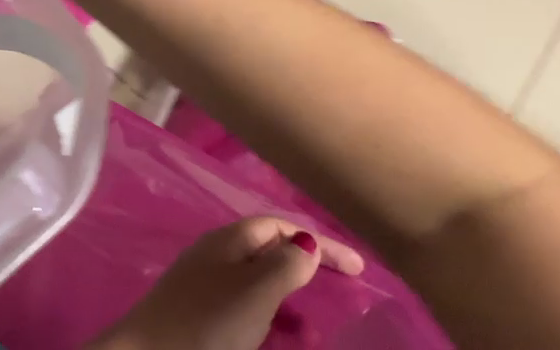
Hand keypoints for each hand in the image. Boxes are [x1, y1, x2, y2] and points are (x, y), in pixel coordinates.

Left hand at [91, 217, 365, 349]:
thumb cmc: (209, 320)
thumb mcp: (254, 291)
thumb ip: (282, 265)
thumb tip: (305, 241)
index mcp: (224, 241)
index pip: (275, 226)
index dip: (317, 240)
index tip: (360, 268)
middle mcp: (211, 254)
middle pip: (265, 248)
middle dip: (303, 262)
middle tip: (345, 286)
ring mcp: (202, 282)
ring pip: (255, 278)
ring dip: (288, 291)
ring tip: (317, 318)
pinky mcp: (199, 311)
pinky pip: (244, 304)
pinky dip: (270, 313)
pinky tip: (283, 334)